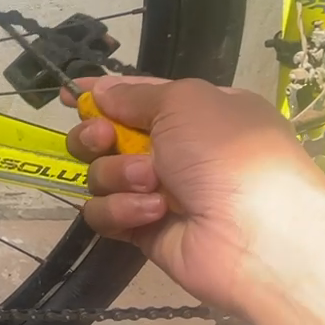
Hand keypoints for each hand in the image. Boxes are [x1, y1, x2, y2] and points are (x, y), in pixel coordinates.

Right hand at [65, 77, 324, 309]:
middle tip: (104, 139)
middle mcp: (173, 150)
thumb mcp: (185, 102)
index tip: (68, 92)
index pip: (135, 97)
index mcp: (193, 114)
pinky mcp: (140, 227)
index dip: (99, 94)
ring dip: (117, 175)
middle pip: (104, 136)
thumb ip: (134, 95)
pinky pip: (103, 212)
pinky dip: (122, 210)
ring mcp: (154, 191)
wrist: (256, 233)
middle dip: (95, 136)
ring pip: (99, 175)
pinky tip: (151, 213)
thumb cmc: (227, 153)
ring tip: (150, 184)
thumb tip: (98, 90)